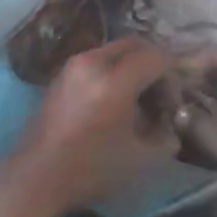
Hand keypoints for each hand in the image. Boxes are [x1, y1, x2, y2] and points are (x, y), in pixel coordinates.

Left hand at [10, 38, 179, 210]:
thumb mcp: (142, 158)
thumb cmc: (92, 169)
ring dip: (134, 66)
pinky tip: (118, 101)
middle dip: (154, 64)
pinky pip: (98, 59)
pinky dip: (115, 70)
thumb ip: (166, 132)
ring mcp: (74, 63)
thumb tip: (172, 117)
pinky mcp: (63, 71)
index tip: (177, 101)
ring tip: (141, 102)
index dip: (173, 74)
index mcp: (113, 81)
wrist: (40, 172)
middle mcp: (91, 61)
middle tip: (163, 96)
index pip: (154, 56)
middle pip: (133, 44)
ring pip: (115, 50)